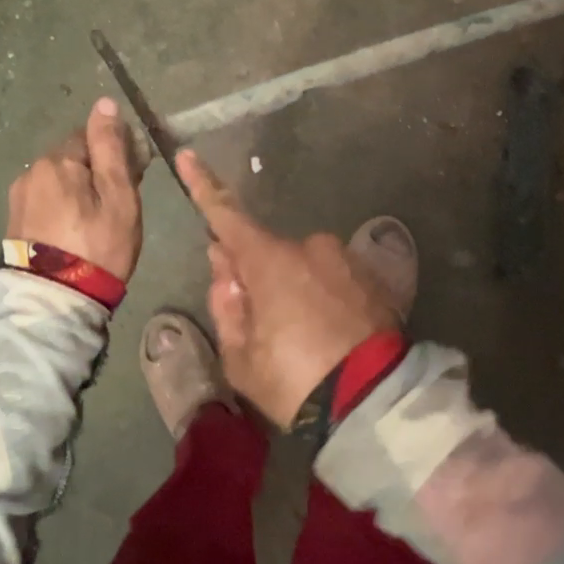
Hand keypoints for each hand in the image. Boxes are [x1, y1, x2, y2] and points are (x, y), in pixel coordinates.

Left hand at [6, 98, 145, 280]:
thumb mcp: (118, 197)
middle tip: (114, 207)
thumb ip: (111, 148)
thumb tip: (104, 103)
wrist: (54, 304)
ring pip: (56, 180)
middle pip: (71, 156)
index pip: (90, 135)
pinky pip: (43, 201)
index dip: (114, 153)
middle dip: (93, 172)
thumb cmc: (97, 248)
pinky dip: (59, 209)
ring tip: (93, 225)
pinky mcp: (13, 222)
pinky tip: (71, 234)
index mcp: (57, 160)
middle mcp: (31, 170)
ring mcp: (18, 197)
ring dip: (75, 191)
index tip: (130, 180)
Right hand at [182, 149, 394, 428]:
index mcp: (270, 260)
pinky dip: (325, 298)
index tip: (186, 154)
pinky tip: (331, 336)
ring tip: (304, 341)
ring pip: (303, 267)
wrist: (377, 409)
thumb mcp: (241, 358)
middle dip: (255, 275)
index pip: (226, 215)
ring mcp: (347, 261)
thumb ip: (226, 306)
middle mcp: (309, 247)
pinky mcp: (376, 281)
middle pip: (267, 252)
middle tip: (259, 324)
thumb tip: (226, 270)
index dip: (202, 185)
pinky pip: (334, 279)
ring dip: (294, 289)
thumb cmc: (296, 381)